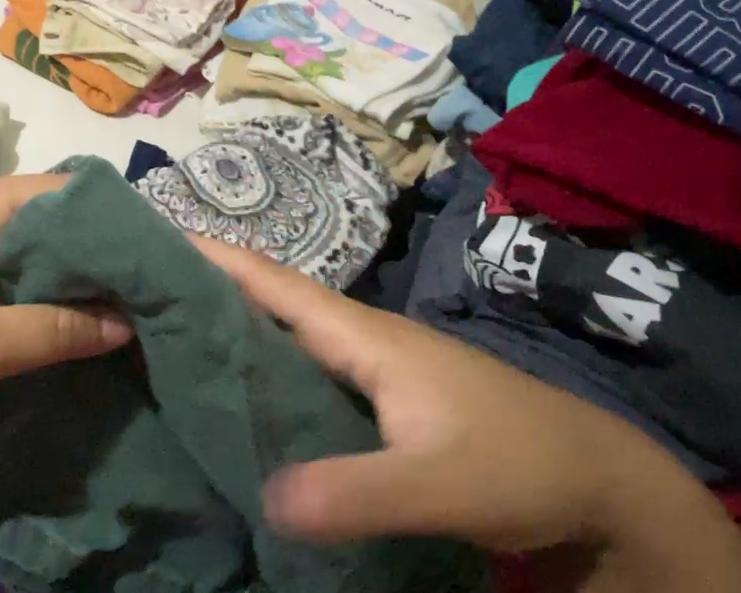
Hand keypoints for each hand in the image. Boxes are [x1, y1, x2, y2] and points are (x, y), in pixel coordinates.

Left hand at [0, 176, 133, 421]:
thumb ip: (58, 328)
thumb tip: (129, 322)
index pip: (61, 193)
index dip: (111, 222)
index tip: (157, 257)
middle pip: (51, 212)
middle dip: (97, 246)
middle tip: (151, 282)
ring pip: (35, 238)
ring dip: (73, 266)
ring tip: (127, 296)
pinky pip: (15, 257)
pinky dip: (46, 278)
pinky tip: (78, 307)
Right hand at [188, 237, 716, 552]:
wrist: (607, 489)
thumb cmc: (525, 464)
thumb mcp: (443, 483)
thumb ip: (359, 491)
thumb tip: (265, 500)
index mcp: (360, 334)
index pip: (269, 280)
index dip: (209, 255)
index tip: (146, 240)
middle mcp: (354, 340)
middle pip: (262, 301)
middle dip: (200, 289)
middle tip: (132, 294)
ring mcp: (366, 371)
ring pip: (278, 338)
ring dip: (225, 331)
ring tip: (161, 339)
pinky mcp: (375, 403)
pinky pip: (297, 374)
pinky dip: (258, 373)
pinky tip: (232, 399)